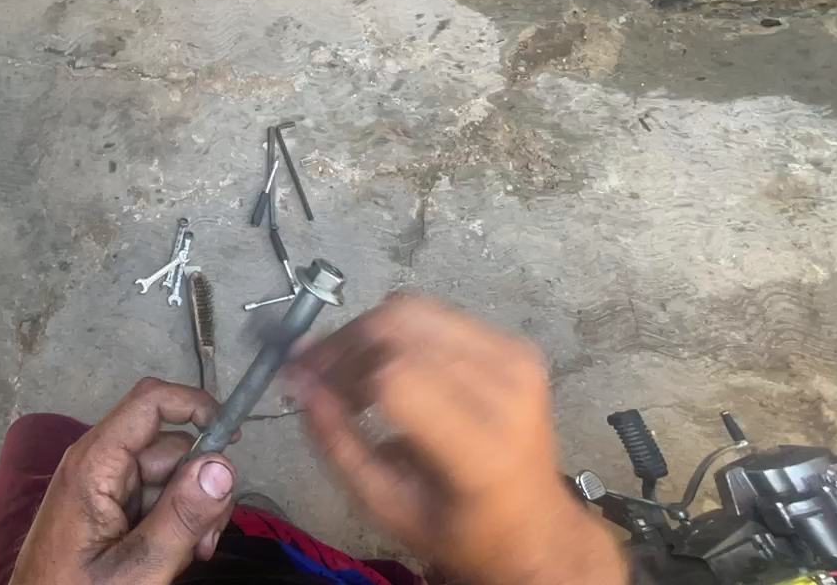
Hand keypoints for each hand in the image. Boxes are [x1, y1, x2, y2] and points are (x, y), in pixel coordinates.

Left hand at [10, 378, 238, 584]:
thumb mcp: (136, 569)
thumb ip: (180, 518)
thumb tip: (223, 466)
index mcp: (96, 461)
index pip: (150, 401)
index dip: (193, 404)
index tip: (232, 437)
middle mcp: (100, 459)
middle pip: (168, 443)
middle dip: (199, 484)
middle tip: (207, 540)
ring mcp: (105, 481)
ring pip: (169, 471)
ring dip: (191, 508)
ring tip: (191, 555)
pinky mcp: (110, 502)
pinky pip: (156, 494)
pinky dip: (175, 518)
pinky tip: (178, 553)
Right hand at [290, 295, 627, 584]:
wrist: (538, 528)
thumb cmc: (459, 527)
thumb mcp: (387, 506)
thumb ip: (337, 443)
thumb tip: (299, 381)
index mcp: (481, 449)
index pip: (395, 377)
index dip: (338, 370)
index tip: (300, 382)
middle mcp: (504, 393)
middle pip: (397, 328)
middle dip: (342, 342)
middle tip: (316, 371)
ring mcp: (514, 361)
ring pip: (408, 309)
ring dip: (363, 332)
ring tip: (349, 369)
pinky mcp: (512, 344)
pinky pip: (430, 312)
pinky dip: (393, 330)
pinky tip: (384, 361)